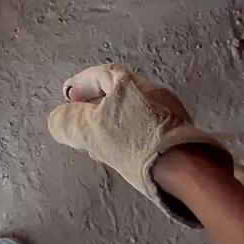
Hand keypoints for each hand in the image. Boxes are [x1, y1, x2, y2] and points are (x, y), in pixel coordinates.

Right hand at [47, 64, 233, 225]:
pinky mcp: (179, 130)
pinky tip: (126, 150)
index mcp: (128, 82)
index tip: (68, 98)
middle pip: (116, 91)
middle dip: (96, 105)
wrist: (186, 168)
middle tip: (82, 120)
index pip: (98, 75)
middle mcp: (150, 89)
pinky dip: (130, 132)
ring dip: (113, 121)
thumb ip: (68, 123)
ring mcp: (168, 109)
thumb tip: (56, 118)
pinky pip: (146, 124)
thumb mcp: (91, 133)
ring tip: (101, 140)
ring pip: (131, 110)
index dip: (80, 85)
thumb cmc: (134, 144)